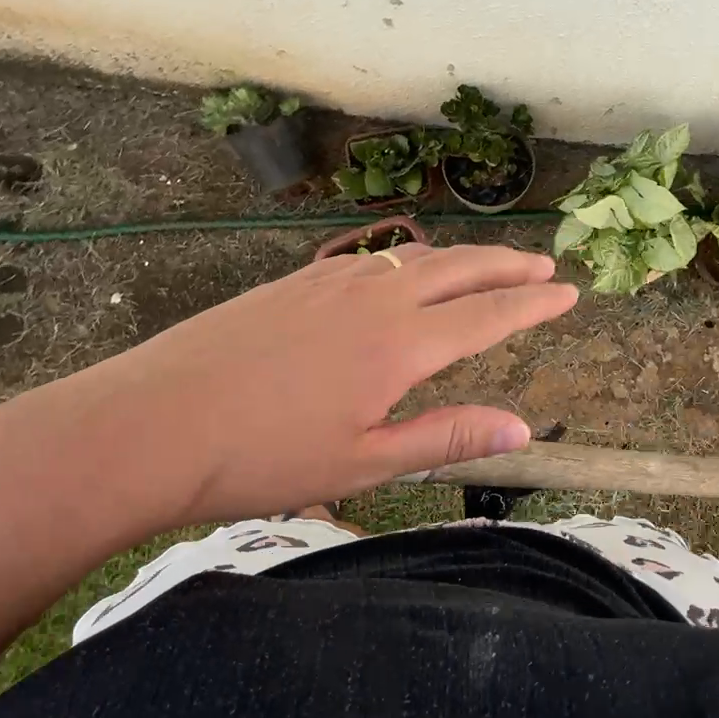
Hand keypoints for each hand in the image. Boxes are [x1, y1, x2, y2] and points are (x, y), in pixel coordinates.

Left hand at [21, 244, 576, 529]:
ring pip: (419, 255)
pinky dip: (416, 259)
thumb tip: (522, 428)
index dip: (534, 303)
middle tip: (543, 264)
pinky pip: (378, 258)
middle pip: (462, 266)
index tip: (569, 292)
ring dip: (465, 256)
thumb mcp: (363, 462)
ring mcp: (335, 280)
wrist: (149, 423)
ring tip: (489, 267)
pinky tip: (408, 274)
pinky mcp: (299, 280)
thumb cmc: (262, 456)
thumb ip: (447, 437)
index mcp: (401, 343)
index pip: (489, 314)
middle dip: (509, 264)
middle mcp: (377, 297)